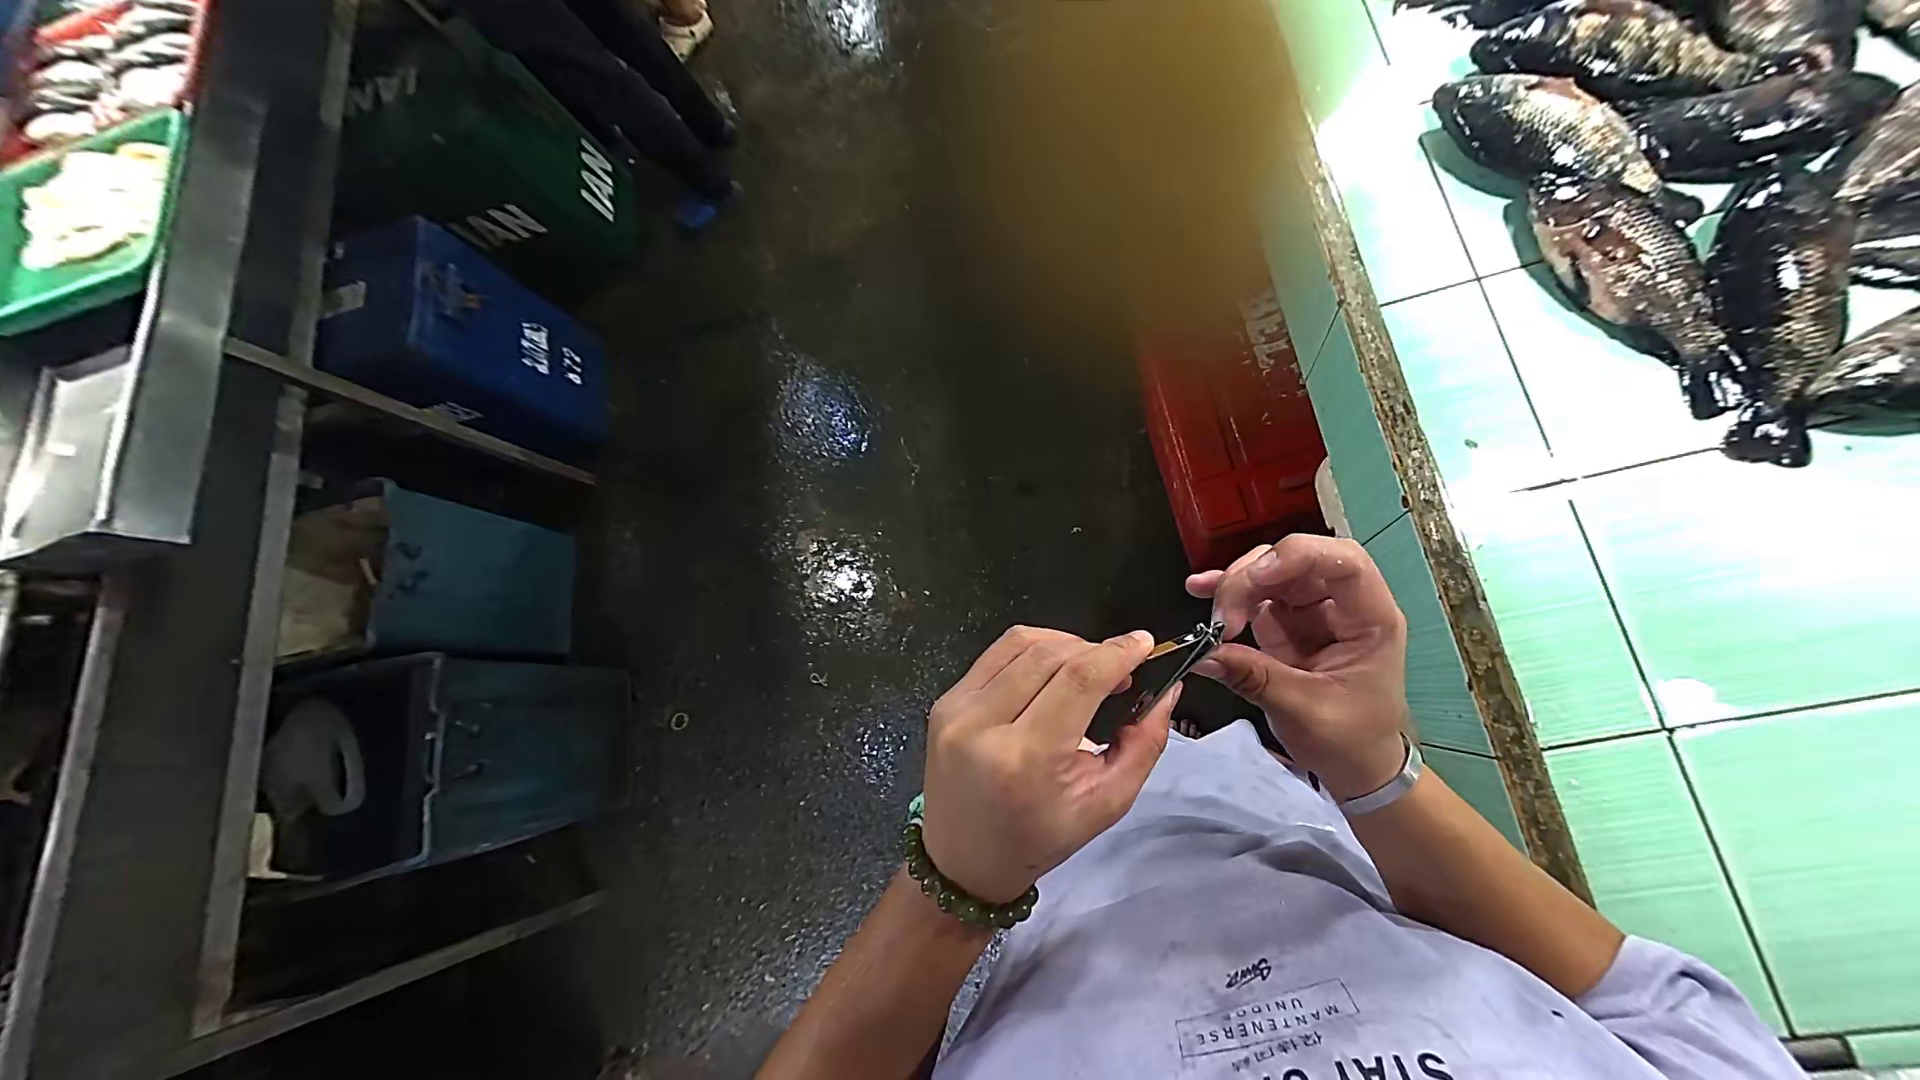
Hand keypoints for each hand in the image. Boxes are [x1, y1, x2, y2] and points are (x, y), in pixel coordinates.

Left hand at [920, 627, 1177, 904]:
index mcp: (1026, 760)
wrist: (964, 860)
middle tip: (1121, 664)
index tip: (1143, 644)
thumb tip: (1165, 689)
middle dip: (1095, 649)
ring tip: (1088, 664)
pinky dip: (1032, 649)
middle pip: (1050, 655)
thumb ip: (1144, 744)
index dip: (1116, 653)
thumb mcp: (1106, 803)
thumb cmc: (1037, 838)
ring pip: (1020, 643)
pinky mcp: (946, 700)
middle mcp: (984, 727)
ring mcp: (957, 709)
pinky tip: (1051, 665)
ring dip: (1065, 643)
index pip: (1077, 681)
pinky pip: (996, 652)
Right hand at [1185, 536, 1410, 800]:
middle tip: (1223, 616)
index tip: (1257, 577)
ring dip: (1233, 586)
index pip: (1343, 562)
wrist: (1354, 764)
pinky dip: (1225, 591)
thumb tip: (1206, 654)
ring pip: (1267, 572)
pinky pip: (1251, 593)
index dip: (1298, 556)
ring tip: (1213, 620)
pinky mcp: (1282, 621)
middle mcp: (1340, 605)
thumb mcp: (1305, 712)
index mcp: (1369, 620)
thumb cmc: (1350, 739)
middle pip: (1294, 561)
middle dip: (1251, 577)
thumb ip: (1256, 678)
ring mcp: (1309, 610)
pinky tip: (1200, 588)